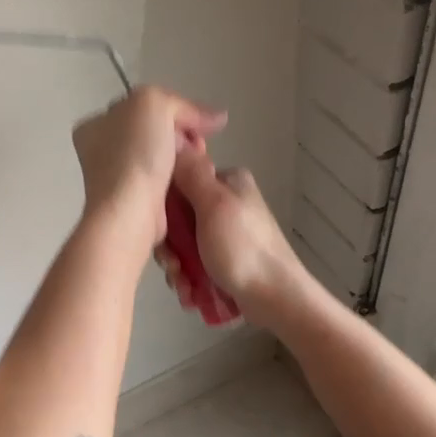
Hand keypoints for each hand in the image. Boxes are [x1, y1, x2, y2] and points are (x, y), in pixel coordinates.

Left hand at [71, 86, 227, 243]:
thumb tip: (213, 117)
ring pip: (164, 157)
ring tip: (200, 161)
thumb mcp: (152, 103)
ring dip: (187, 157)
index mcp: (95, 125)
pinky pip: (167, 181)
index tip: (198, 121)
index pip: (143, 106)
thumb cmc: (134, 152)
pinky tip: (194, 178)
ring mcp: (118, 177)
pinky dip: (183, 178)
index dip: (174, 108)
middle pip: (155, 132)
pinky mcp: (136, 201)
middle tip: (198, 144)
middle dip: (183, 134)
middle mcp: (102, 150)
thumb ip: (179, 103)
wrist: (130, 210)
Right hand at [159, 150, 306, 306]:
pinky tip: (190, 292)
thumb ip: (191, 174)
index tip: (160, 233)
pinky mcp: (224, 257)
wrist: (275, 299)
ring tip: (184, 285)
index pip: (178, 182)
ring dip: (177, 267)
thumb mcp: (214, 205)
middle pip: (176, 217)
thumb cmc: (243, 250)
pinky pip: (193, 262)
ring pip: (182, 243)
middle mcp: (226, 202)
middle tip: (173, 266)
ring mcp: (225, 232)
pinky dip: (188, 278)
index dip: (162, 209)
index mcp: (226, 182)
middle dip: (170, 246)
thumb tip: (173, 137)